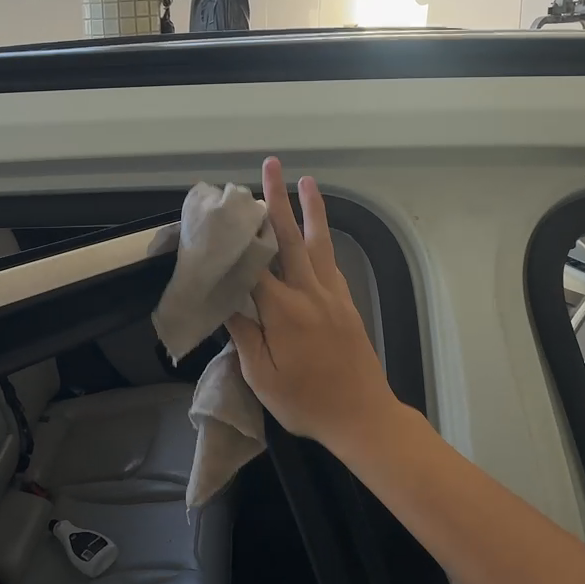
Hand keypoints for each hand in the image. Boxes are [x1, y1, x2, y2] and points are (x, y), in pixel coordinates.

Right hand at [227, 157, 401, 449]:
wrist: (363, 417)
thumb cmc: (306, 403)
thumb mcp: (262, 377)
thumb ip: (243, 336)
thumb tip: (225, 301)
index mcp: (283, 311)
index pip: (253, 263)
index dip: (236, 236)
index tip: (222, 210)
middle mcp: (309, 293)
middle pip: (289, 238)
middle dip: (277, 199)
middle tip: (270, 166)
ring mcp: (332, 295)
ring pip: (318, 243)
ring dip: (310, 209)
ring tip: (306, 179)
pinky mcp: (346, 303)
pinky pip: (331, 262)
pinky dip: (321, 239)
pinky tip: (315, 231)